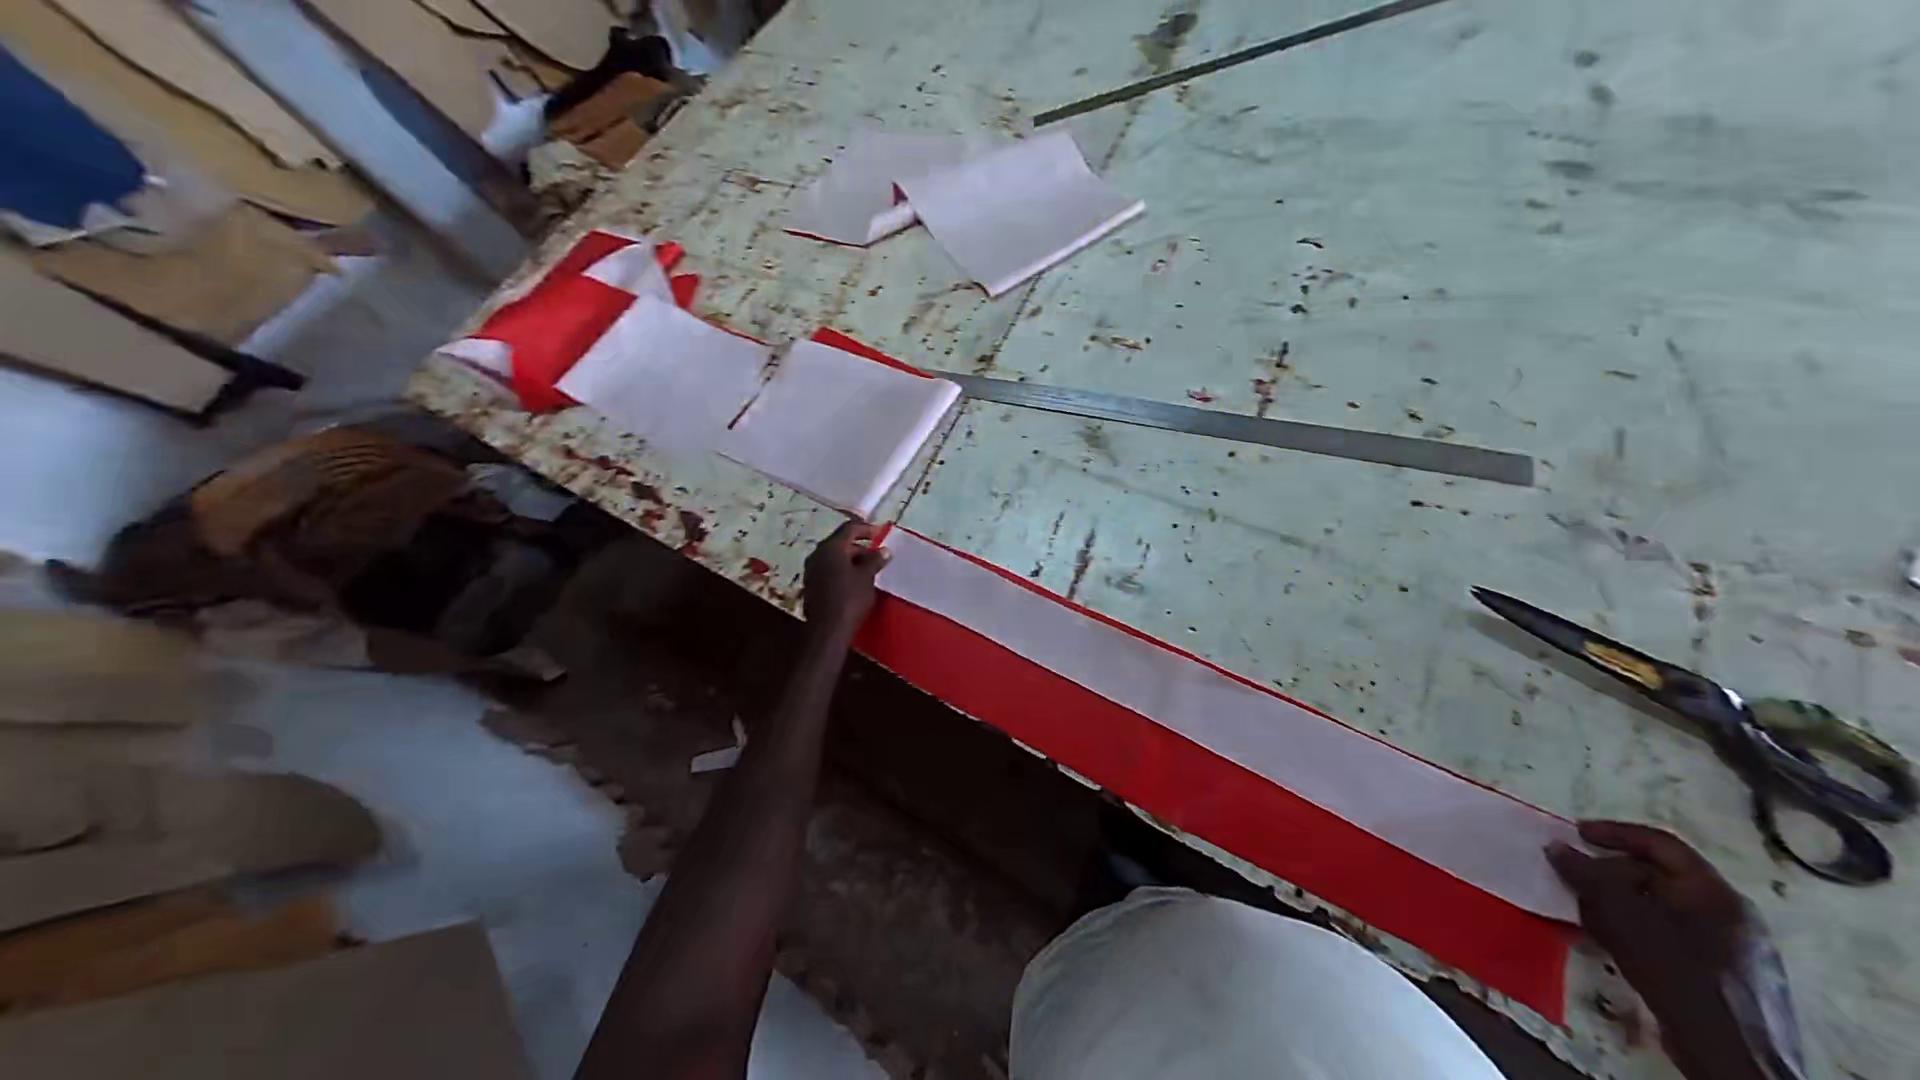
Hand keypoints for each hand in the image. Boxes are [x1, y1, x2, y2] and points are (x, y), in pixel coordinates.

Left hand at [802, 521, 888, 638]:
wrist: (827, 629)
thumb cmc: (849, 598)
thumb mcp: (866, 577)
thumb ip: (875, 560)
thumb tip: (884, 550)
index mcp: (831, 547)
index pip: (849, 528)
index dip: (866, 529)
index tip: (879, 533)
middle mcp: (817, 554)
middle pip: (840, 543)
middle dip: (859, 547)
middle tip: (876, 555)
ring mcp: (811, 570)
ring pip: (834, 557)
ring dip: (851, 560)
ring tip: (869, 570)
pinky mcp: (811, 584)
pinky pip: (829, 570)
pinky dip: (842, 570)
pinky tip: (854, 581)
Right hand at [1549, 822, 1769, 1079]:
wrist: (1733, 1055)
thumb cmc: (1678, 973)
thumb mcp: (1621, 917)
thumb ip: (1587, 876)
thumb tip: (1556, 846)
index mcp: (1716, 893)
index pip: (1661, 844)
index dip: (1615, 832)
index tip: (1576, 833)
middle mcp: (1732, 914)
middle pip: (1659, 877)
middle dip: (1611, 875)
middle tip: (1574, 881)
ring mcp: (1735, 949)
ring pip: (1663, 909)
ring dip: (1619, 905)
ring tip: (1587, 916)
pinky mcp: (1727, 977)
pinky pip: (1673, 937)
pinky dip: (1638, 931)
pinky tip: (1614, 946)